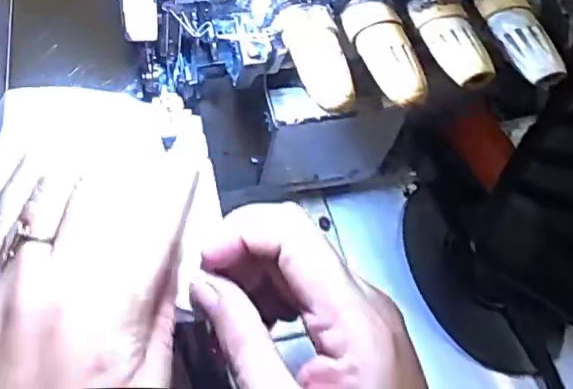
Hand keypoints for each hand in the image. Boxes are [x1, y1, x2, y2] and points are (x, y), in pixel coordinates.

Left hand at [0, 144, 200, 388]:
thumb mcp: (146, 381)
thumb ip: (158, 308)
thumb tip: (175, 247)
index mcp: (106, 314)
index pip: (154, 221)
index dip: (177, 178)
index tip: (189, 150)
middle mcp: (55, 289)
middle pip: (99, 194)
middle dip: (131, 158)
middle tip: (151, 137)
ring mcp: (11, 288)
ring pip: (45, 195)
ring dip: (79, 156)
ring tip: (102, 132)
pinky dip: (19, 184)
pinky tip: (37, 160)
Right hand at [192, 203, 427, 388]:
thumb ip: (243, 341)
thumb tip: (207, 287)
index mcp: (357, 319)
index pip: (291, 231)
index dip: (240, 232)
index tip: (203, 260)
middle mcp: (368, 303)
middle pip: (297, 239)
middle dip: (242, 250)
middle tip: (202, 283)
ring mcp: (370, 315)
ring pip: (303, 260)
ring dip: (255, 271)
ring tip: (218, 304)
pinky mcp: (364, 332)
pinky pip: (314, 291)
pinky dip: (276, 294)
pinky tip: (250, 320)